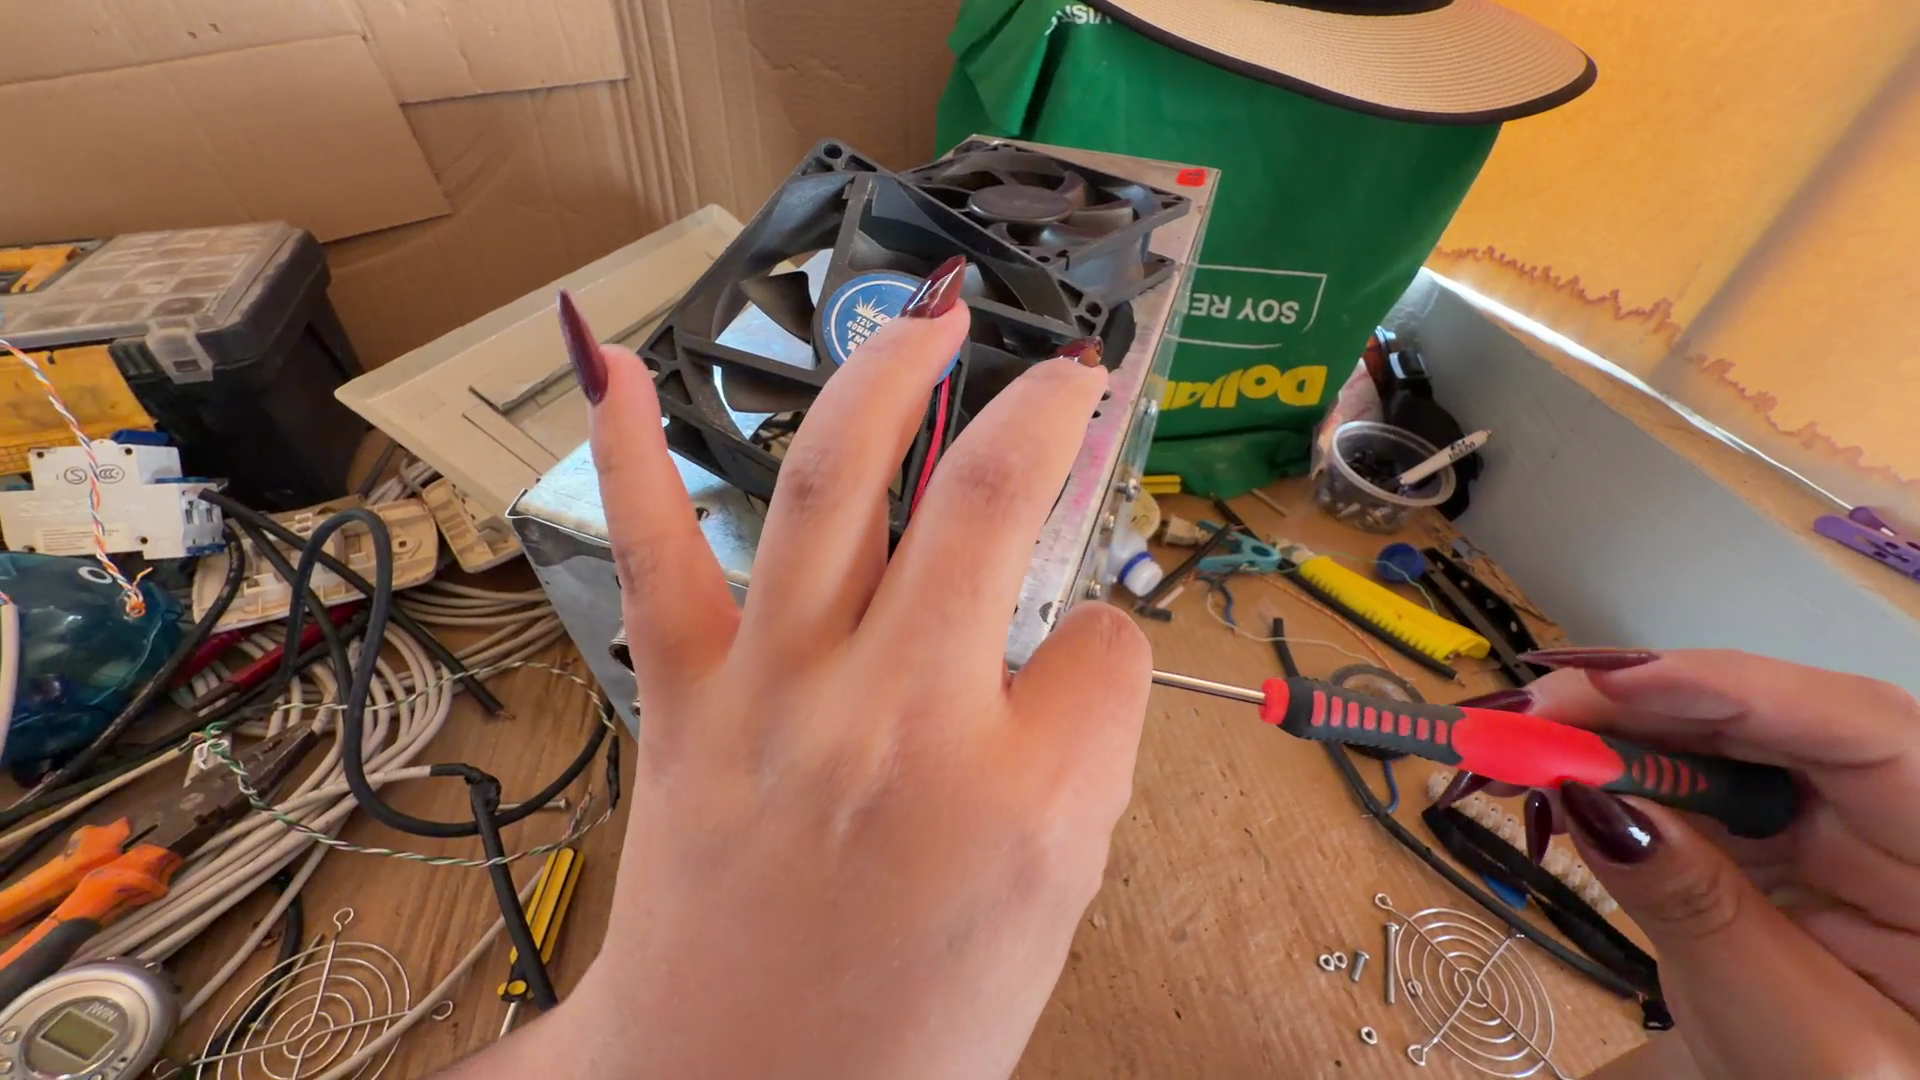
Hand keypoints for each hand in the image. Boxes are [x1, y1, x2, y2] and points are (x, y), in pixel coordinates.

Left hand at [513, 268, 1149, 1079]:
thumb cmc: (917, 1019)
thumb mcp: (1058, 891)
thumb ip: (1086, 743)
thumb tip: (1076, 631)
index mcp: (1020, 794)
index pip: (1106, 644)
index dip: (1109, 634)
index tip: (1087, 646)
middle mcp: (898, 718)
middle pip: (990, 504)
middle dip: (1043, 414)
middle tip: (1066, 371)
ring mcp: (777, 692)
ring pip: (840, 487)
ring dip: (892, 379)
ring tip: (932, 318)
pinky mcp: (687, 698)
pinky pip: (655, 552)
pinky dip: (632, 452)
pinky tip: (622, 366)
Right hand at [1519, 649, 1919, 1077]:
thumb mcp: (1798, 1034)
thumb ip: (1700, 911)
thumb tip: (1587, 800)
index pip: (1868, 737)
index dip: (1730, 689)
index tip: (1603, 681)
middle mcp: (1902, 819)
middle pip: (1765, 720)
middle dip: (1629, 703)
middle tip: (1519, 713)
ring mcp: (1827, 818)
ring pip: (1704, 734)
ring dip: (1595, 731)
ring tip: (1506, 744)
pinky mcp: (1759, 823)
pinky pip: (1672, 771)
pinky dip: (1595, 766)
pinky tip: (1539, 771)